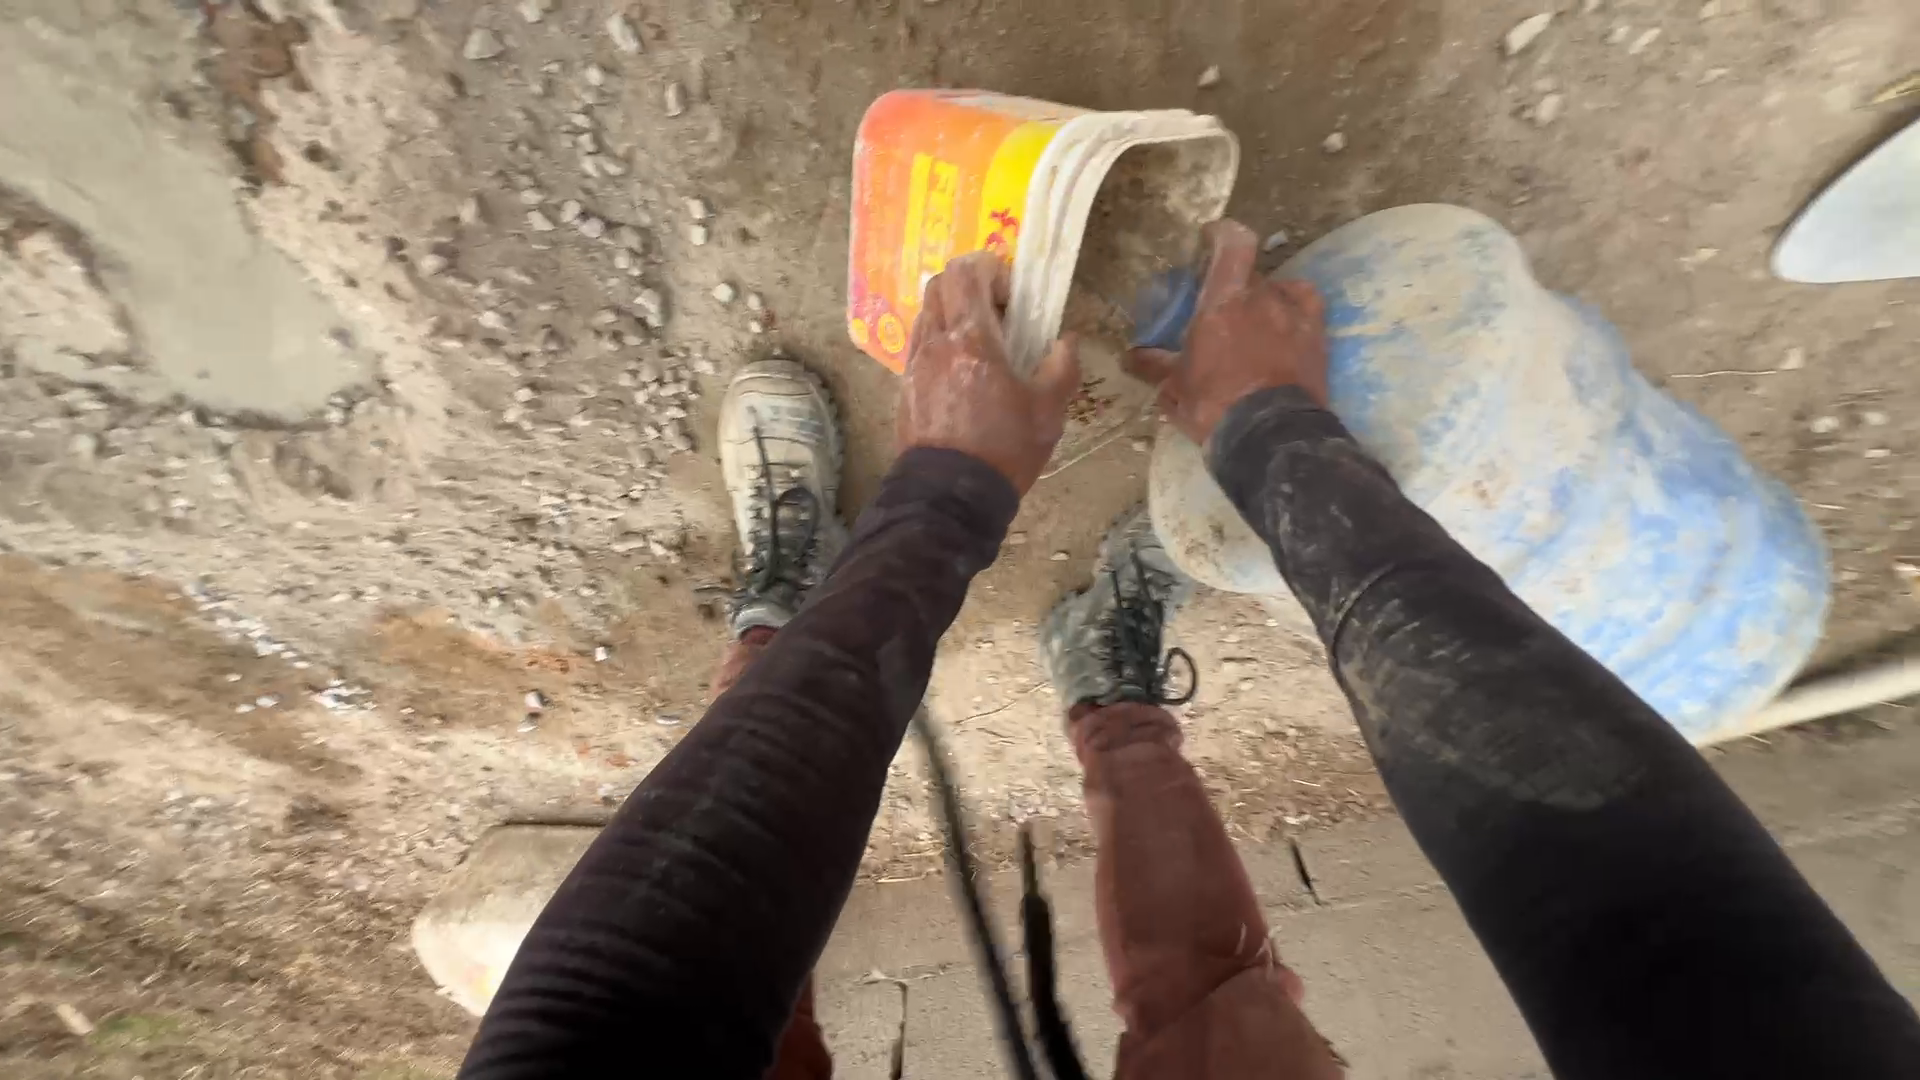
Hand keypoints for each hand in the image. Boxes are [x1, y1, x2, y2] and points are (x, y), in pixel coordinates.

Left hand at [896, 252, 1081, 493]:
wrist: (950, 497)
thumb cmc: (1003, 451)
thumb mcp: (1048, 414)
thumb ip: (1061, 369)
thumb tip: (1064, 343)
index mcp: (971, 340)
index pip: (966, 272)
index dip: (990, 268)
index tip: (1012, 294)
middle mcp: (936, 343)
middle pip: (939, 285)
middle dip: (968, 285)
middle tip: (997, 313)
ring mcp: (915, 366)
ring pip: (926, 314)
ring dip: (952, 314)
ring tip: (980, 345)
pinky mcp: (906, 389)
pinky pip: (919, 346)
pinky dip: (939, 342)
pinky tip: (961, 372)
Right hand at [1123, 219, 1329, 445]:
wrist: (1268, 434)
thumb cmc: (1214, 408)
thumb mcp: (1175, 390)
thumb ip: (1155, 366)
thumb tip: (1131, 357)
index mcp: (1220, 305)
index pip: (1231, 245)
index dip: (1223, 233)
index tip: (1210, 236)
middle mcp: (1259, 298)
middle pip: (1247, 276)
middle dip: (1233, 288)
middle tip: (1219, 310)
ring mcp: (1292, 313)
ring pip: (1274, 291)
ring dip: (1259, 302)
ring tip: (1250, 324)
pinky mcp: (1316, 333)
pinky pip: (1304, 302)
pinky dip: (1291, 303)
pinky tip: (1283, 317)